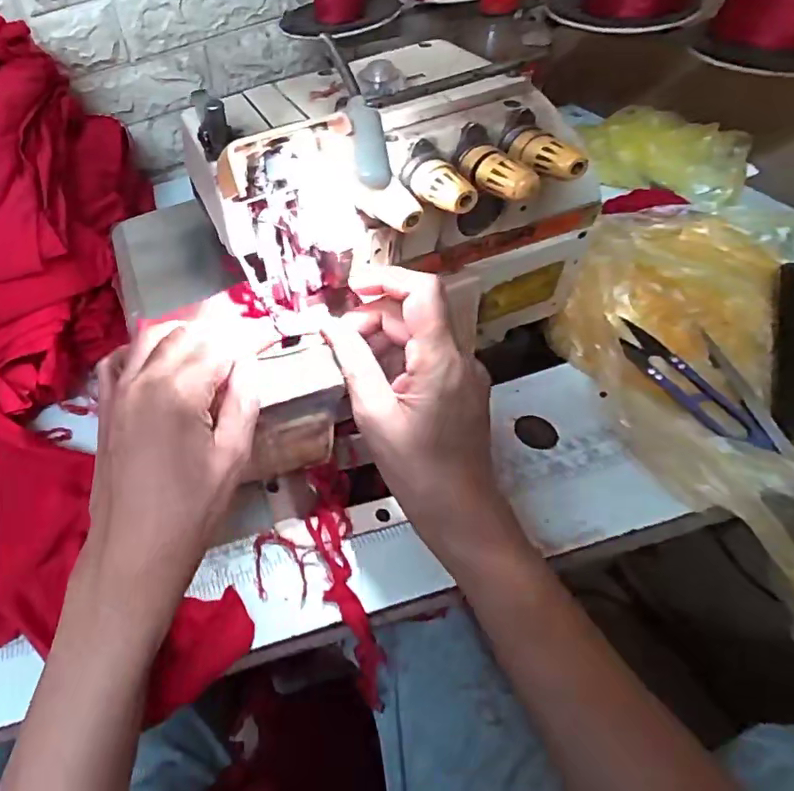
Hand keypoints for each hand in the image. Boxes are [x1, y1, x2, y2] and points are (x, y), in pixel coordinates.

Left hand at [86, 322, 258, 604]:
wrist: (133, 551)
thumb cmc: (191, 511)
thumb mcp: (233, 457)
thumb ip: (244, 401)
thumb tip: (247, 364)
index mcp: (180, 390)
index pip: (219, 346)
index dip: (246, 341)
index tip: (264, 341)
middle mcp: (145, 378)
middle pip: (186, 334)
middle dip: (216, 336)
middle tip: (241, 352)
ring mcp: (119, 390)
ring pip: (151, 336)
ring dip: (182, 335)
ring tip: (207, 353)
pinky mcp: (105, 405)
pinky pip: (118, 359)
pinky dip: (139, 350)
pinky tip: (158, 362)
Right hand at [319, 265, 518, 555]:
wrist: (463, 514)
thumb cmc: (419, 472)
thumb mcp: (375, 415)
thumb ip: (353, 362)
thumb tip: (330, 325)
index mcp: (442, 359)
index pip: (423, 291)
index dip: (387, 278)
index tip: (351, 286)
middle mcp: (459, 357)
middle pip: (413, 314)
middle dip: (371, 318)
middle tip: (337, 341)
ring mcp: (461, 373)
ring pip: (416, 336)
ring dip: (379, 341)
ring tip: (348, 364)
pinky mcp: (458, 388)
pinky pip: (423, 358)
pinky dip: (394, 360)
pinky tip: (369, 382)